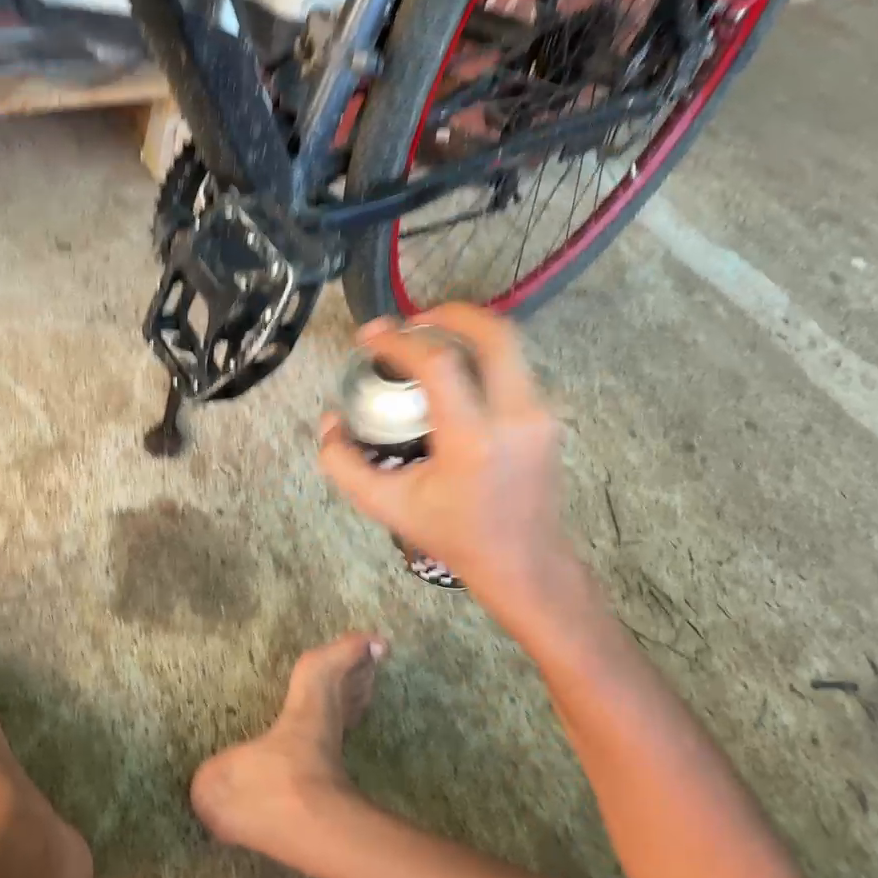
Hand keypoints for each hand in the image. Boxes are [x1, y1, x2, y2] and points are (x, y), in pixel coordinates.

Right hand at [319, 305, 584, 636]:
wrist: (524, 563)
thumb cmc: (453, 535)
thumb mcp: (386, 506)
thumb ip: (344, 464)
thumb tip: (329, 420)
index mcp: (473, 440)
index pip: (439, 364)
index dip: (399, 341)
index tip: (369, 337)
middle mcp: (515, 417)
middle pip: (493, 334)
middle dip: (448, 314)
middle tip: (409, 323)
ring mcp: (540, 414)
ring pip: (507, 346)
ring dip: (465, 333)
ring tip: (426, 343)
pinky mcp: (547, 417)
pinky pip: (513, 367)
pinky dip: (479, 355)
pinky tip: (451, 372)